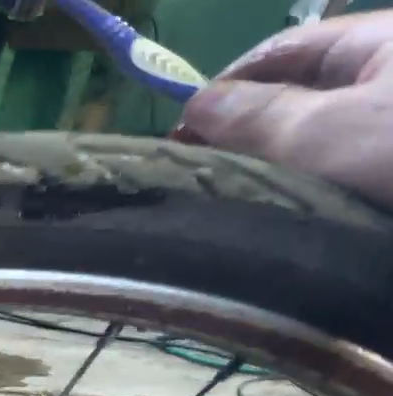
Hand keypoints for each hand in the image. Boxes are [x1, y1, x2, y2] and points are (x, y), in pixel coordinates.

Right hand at [178, 11, 392, 208]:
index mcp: (390, 36)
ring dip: (276, 159)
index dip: (220, 91)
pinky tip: (287, 205)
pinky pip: (349, 157)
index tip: (176, 142)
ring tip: (237, 196)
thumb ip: (252, 115)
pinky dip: (312, 179)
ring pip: (322, 127)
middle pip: (301, 90)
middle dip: (246, 129)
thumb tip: (196, 105)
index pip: (279, 51)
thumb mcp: (324, 132)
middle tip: (201, 175)